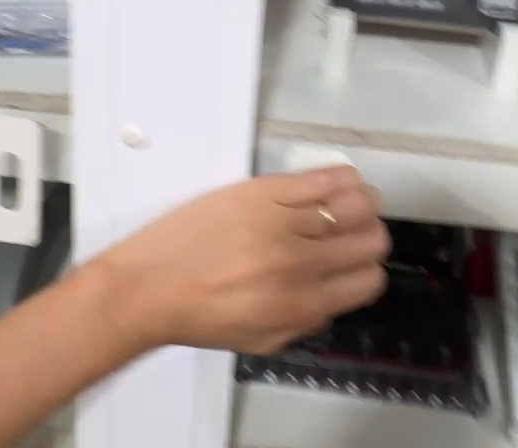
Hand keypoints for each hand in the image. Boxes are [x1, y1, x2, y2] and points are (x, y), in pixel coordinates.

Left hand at [87, 167, 389, 353]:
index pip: (368, 281)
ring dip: (363, 203)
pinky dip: (342, 178)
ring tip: (350, 202)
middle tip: (352, 231)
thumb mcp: (259, 340)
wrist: (147, 286)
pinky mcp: (265, 190)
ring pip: (357, 203)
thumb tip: (336, 293)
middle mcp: (300, 263)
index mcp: (300, 305)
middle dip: (369, 236)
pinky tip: (340, 181)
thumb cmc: (200, 316)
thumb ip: (305, 321)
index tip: (356, 262)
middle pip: (370, 239)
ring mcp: (284, 222)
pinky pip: (324, 177)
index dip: (368, 270)